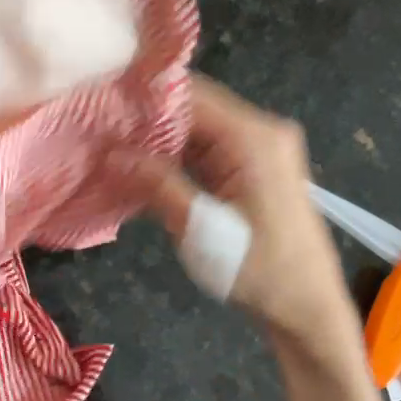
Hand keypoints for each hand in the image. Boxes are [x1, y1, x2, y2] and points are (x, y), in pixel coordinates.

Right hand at [120, 76, 357, 356]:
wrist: (305, 305)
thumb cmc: (257, 268)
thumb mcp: (200, 228)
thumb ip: (158, 185)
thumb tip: (113, 155)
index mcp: (252, 137)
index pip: (191, 95)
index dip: (143, 99)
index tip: (98, 110)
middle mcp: (260, 133)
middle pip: (193, 111)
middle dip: (144, 123)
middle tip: (95, 138)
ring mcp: (259, 153)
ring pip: (197, 134)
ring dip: (156, 146)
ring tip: (108, 157)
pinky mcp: (253, 174)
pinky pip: (207, 156)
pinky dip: (175, 164)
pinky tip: (140, 178)